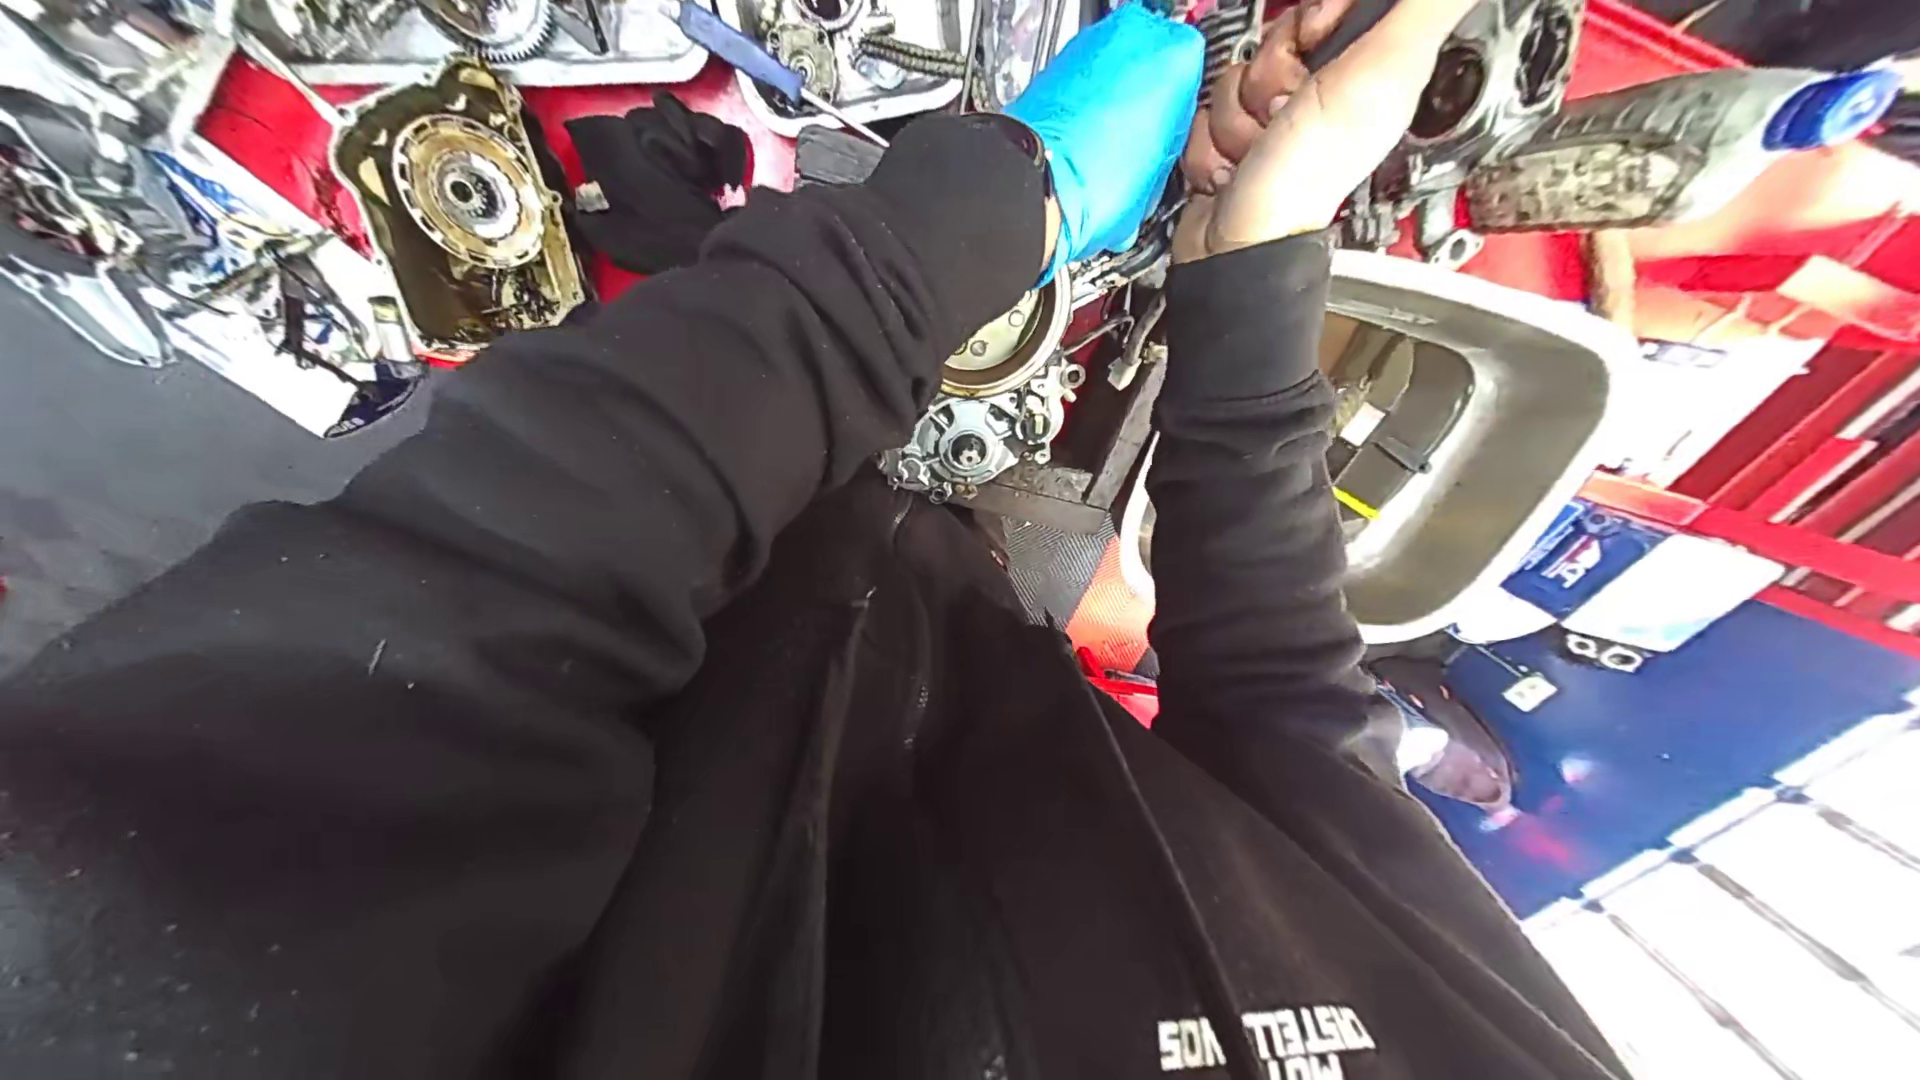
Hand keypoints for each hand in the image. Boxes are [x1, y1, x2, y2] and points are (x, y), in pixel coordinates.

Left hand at [1006, 3, 1204, 283]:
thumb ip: (1162, 159)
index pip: (1194, 88)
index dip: (1176, 129)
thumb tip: (1149, 172)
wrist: (1034, 193)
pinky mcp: (1053, 63)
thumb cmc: (1093, 188)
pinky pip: (1080, 85)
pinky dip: (1080, 110)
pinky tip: (1076, 148)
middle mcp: (1137, 34)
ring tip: (1100, 156)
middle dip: (1143, 110)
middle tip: (1132, 154)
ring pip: (1116, 74)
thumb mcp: (1152, 187)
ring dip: (1111, 109)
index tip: (1164, 150)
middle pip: (1153, 72)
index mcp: (1179, 56)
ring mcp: (1090, 44)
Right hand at [1174, 0, 1479, 262]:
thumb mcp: (1383, 73)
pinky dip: (1211, 150)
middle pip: (1272, 43)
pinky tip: (1231, 170)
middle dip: (1266, 81)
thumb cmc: (1302, 180)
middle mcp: (1316, 93)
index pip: (1323, 7)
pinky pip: (1205, 120)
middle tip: (1281, 116)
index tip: (1314, 43)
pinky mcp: (1229, 146)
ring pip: (1233, 83)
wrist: (1237, 244)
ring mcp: (1268, 123)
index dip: (1313, 18)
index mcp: (1364, 67)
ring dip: (1235, 123)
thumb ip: (1427, 6)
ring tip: (1254, 154)